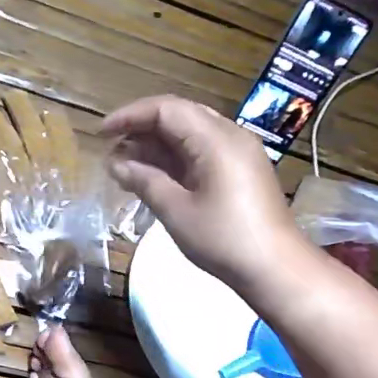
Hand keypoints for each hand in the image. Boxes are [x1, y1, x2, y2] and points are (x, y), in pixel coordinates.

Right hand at [104, 95, 308, 288]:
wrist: (275, 268)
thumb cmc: (223, 239)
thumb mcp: (177, 211)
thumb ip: (145, 181)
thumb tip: (116, 164)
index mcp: (216, 139)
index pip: (166, 109)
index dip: (130, 116)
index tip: (102, 133)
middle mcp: (231, 136)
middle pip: (180, 116)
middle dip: (142, 129)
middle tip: (111, 148)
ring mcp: (239, 153)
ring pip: (191, 134)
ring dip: (157, 146)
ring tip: (125, 165)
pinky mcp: (242, 171)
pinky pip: (204, 152)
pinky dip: (176, 159)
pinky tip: (154, 176)